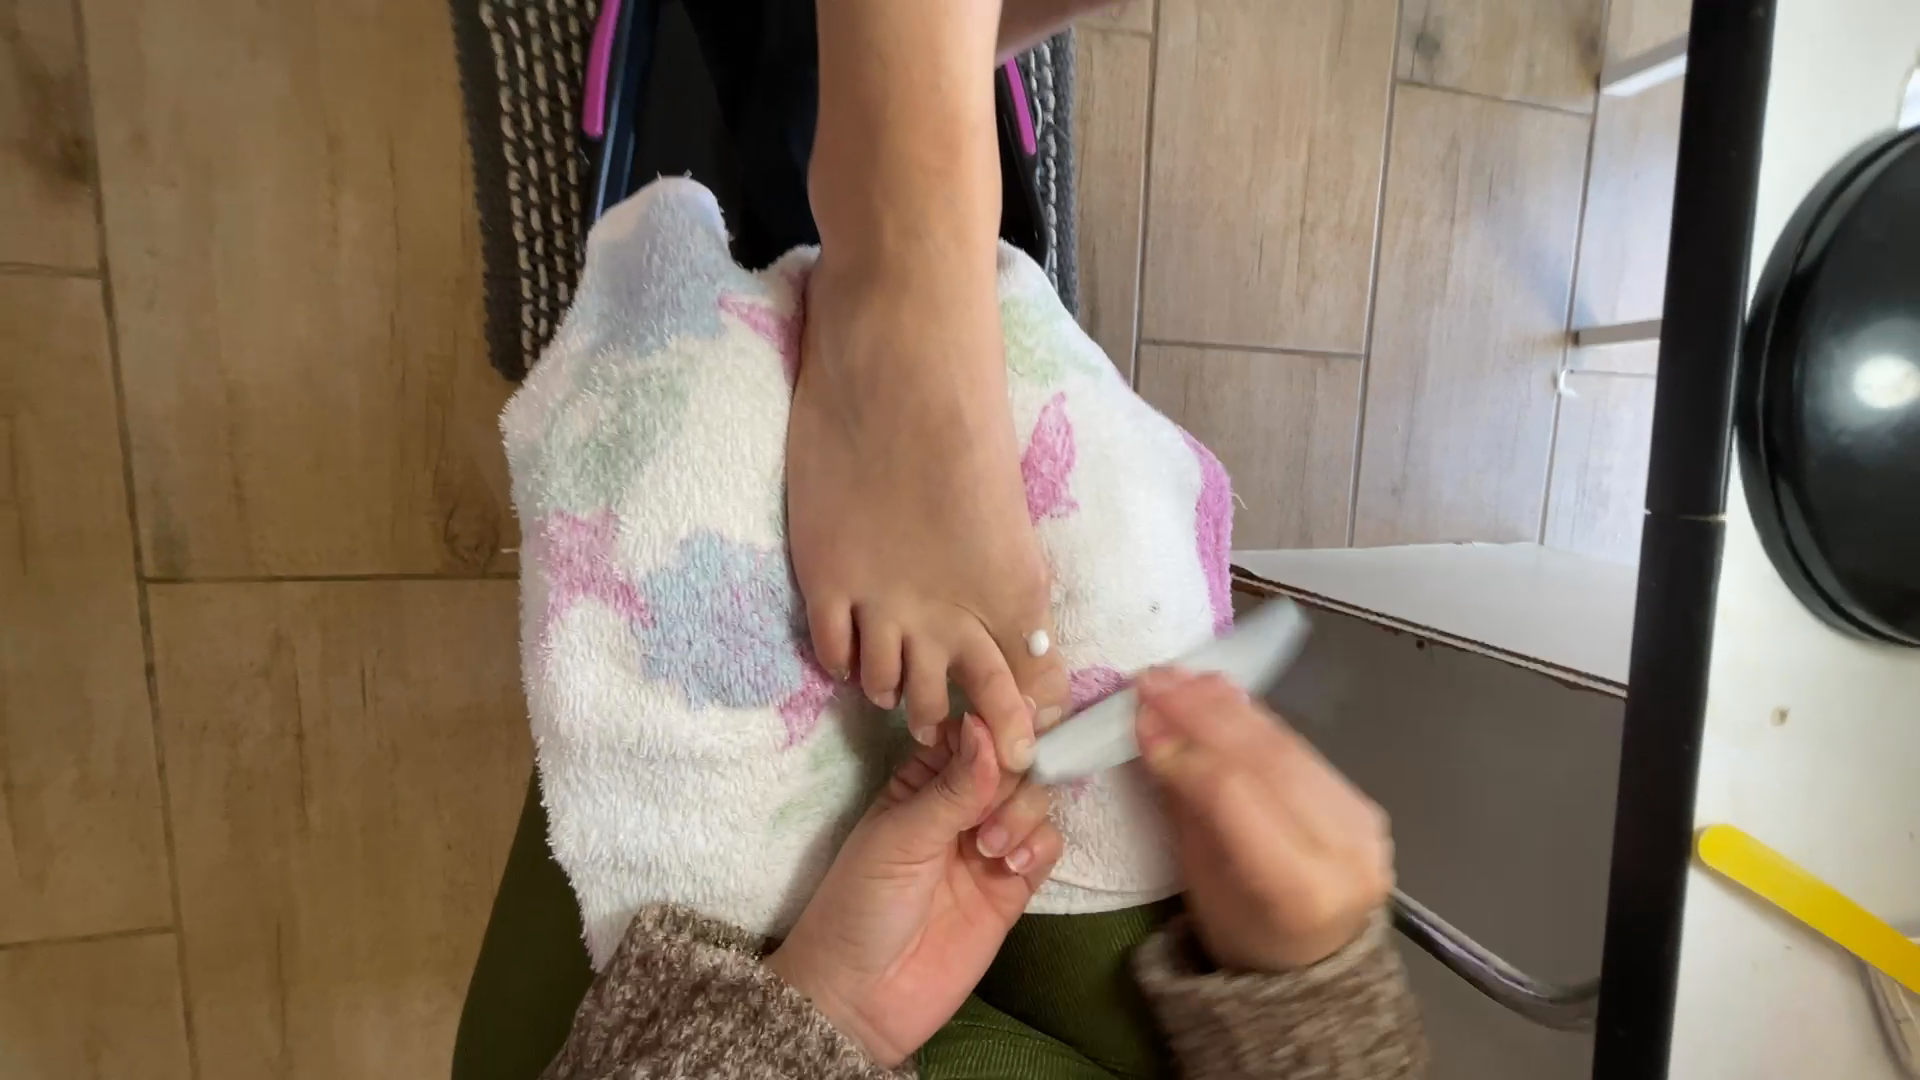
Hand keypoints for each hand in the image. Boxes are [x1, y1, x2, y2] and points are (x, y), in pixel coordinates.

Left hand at [766, 715, 1061, 1066]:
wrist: (863, 998)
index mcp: (926, 777)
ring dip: (1022, 813)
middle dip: (1014, 773)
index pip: (973, 731)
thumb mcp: (902, 835)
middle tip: (991, 806)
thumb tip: (986, 722)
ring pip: (1035, 797)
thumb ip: (953, 786)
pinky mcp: (1014, 884)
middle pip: (1013, 760)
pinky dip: (1038, 846)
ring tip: (989, 848)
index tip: (1015, 725)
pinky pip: (1046, 844)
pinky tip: (1011, 867)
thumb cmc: (864, 900)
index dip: (997, 724)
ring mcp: (991, 840)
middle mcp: (964, 801)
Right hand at [788, 257, 1069, 765]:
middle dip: (961, 729)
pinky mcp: (827, 582)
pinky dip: (845, 664)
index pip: (1024, 685)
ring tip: (898, 697)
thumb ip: (1012, 583)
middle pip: (955, 702)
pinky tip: (850, 656)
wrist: (900, 372)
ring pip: (889, 689)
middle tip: (951, 735)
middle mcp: (950, 615)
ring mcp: (882, 604)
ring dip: (898, 696)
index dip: (1023, 722)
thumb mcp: (1011, 513)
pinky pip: (835, 655)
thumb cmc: (971, 422)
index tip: (1018, 741)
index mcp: (1011, 594)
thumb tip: (1021, 629)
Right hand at [1134, 668, 1393, 972]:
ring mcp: (1360, 821)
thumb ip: (1181, 795)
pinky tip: (1216, 691)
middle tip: (1152, 680)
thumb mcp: (1196, 872)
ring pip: (1282, 743)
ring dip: (1223, 703)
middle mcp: (1342, 850)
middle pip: (1264, 758)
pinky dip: (1251, 715)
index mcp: (1297, 887)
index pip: (1234, 794)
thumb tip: (1152, 725)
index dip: (1184, 749)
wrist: (1311, 958)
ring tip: (1177, 678)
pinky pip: (1297, 745)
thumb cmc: (1237, 924)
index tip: (1140, 717)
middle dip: (1199, 711)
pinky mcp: (1360, 800)